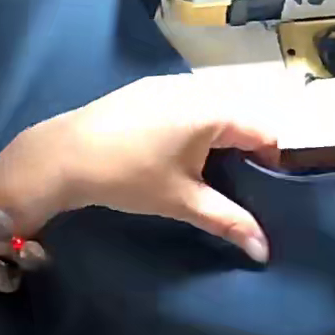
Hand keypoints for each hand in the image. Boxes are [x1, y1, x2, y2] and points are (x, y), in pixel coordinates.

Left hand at [0, 75, 280, 261]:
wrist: (64, 154)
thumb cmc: (130, 176)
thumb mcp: (182, 201)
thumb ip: (228, 221)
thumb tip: (264, 250)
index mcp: (212, 112)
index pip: (262, 131)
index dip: (271, 161)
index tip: (264, 189)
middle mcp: (194, 89)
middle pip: (237, 116)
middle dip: (243, 148)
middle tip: (235, 183)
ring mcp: (166, 84)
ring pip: (210, 107)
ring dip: (216, 135)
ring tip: (205, 169)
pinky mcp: (145, 87)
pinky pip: (184, 101)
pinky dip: (191, 123)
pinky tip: (173, 149)